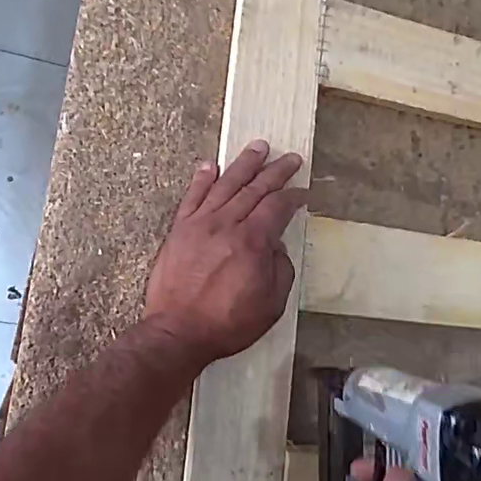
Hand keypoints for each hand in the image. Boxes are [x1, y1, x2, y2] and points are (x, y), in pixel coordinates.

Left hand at [143, 141, 306, 365]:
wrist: (177, 333)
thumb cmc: (227, 323)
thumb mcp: (272, 304)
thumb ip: (280, 269)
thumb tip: (276, 246)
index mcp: (252, 242)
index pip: (277, 207)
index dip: (293, 197)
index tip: (303, 193)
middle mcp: (227, 225)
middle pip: (255, 189)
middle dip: (276, 171)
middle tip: (290, 158)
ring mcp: (200, 225)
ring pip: (225, 185)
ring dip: (243, 164)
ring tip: (257, 147)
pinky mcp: (179, 231)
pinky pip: (192, 197)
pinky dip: (202, 179)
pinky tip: (210, 165)